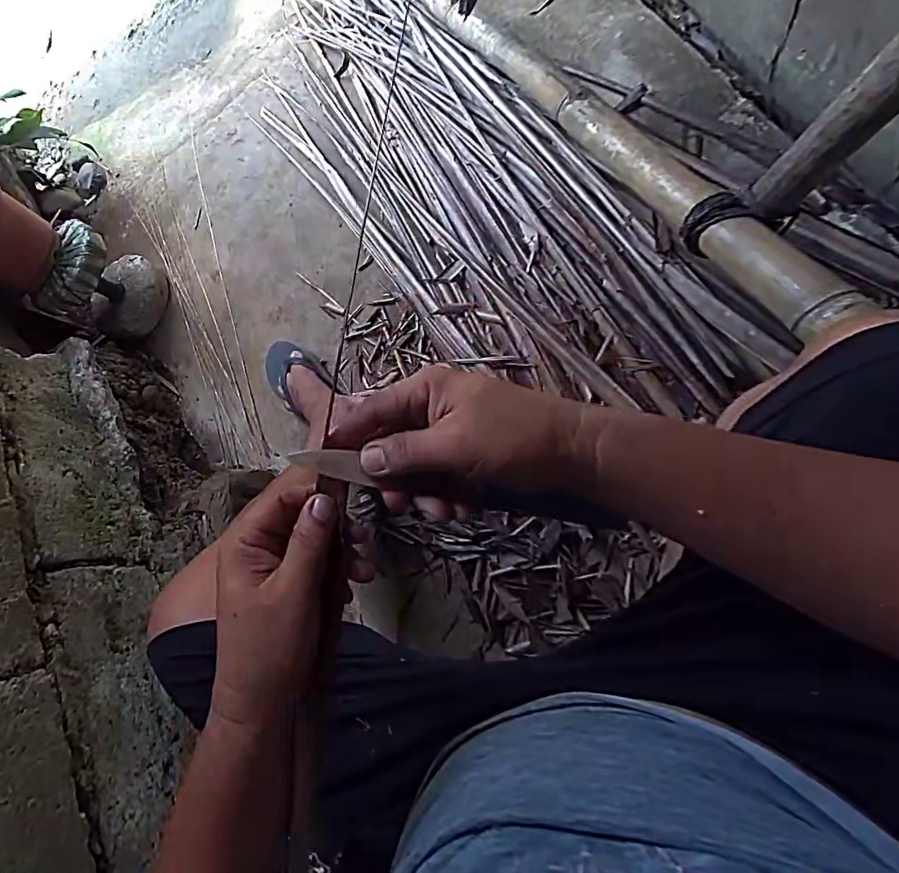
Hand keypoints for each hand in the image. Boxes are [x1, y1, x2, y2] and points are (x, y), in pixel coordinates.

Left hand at [210, 467, 341, 732]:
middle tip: (363, 538)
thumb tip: (325, 497)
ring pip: (311, 534)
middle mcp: (255, 544)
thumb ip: (308, 542)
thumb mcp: (293, 593)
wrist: (260, 707)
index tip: (354, 489)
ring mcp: (270, 562)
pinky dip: (335, 565)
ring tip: (364, 568)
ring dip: (340, 546)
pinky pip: (313, 558)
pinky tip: (352, 583)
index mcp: (244, 539)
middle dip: (334, 520)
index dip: (317, 485)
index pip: (281, 493)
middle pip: (299, 511)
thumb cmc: (268, 652)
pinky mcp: (285, 580)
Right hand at [327, 366, 596, 520]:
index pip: (372, 409)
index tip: (323, 458)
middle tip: (400, 503)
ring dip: (422, 491)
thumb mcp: (455, 445)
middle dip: (395, 477)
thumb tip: (362, 458)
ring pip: (412, 466)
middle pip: (389, 443)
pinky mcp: (462, 455)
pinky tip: (462, 505)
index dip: (346, 434)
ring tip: (445, 509)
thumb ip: (405, 452)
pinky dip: (444, 493)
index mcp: (425, 389)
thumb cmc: (514, 437)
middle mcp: (430, 407)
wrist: (576, 454)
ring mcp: (446, 432)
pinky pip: (436, 476)